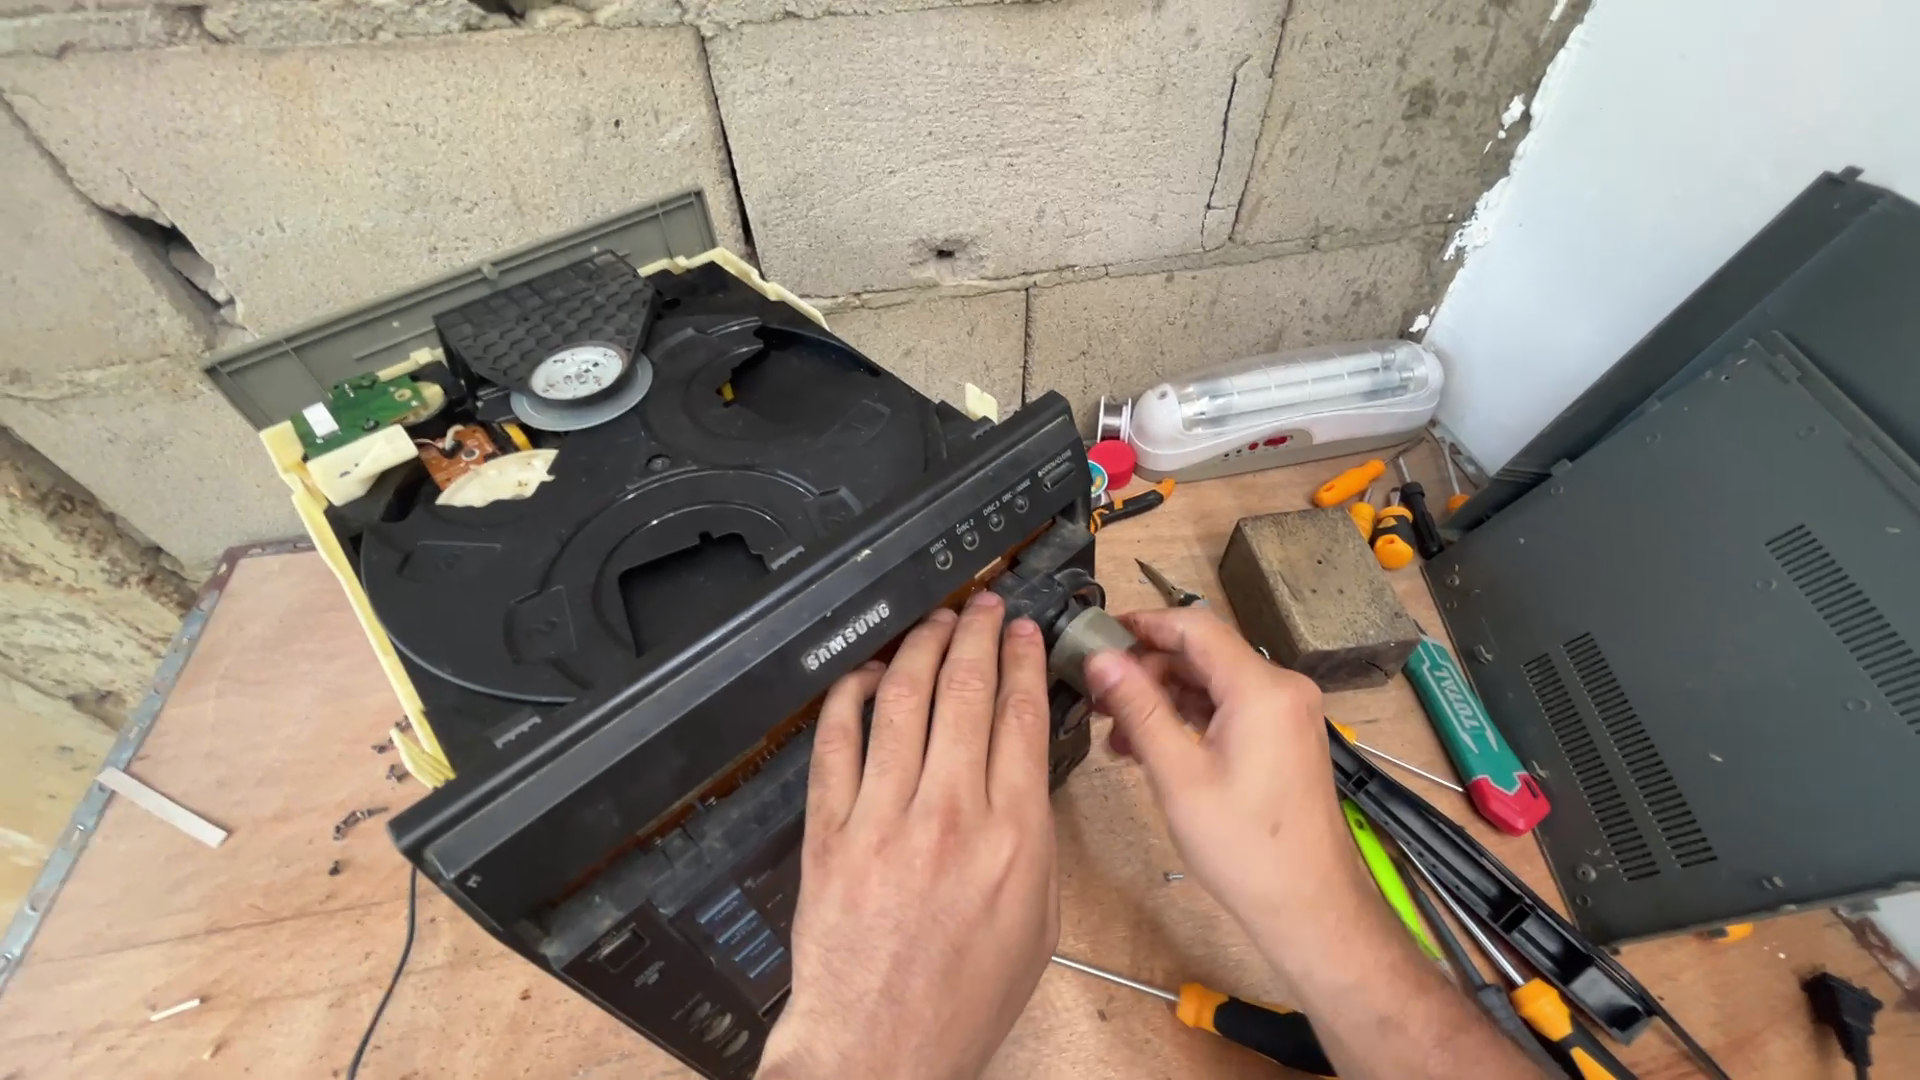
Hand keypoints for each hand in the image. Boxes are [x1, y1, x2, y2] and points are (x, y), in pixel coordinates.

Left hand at [759, 591, 1057, 1079]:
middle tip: (983, 606)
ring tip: (936, 620)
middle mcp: (950, 813)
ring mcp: (884, 817)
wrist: (881, 1048)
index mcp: (1012, 835)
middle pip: (966, 691)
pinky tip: (867, 673)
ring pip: (904, 702)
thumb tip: (1022, 764)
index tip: (1023, 633)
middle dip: (977, 634)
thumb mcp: (1039, 920)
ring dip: (922, 647)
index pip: (1020, 716)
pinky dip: (850, 696)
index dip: (1022, 661)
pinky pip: (836, 742)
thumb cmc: (964, 994)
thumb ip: (1036, 835)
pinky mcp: (831, 830)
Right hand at [1083, 608, 1367, 965]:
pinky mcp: (1281, 735)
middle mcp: (1280, 688)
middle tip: (1099, 696)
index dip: (1142, 624)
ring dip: (1161, 697)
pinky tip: (1149, 744)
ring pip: (1209, 681)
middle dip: (1145, 669)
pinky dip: (1186, 717)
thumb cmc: (1244, 846)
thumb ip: (1138, 707)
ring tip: (1116, 729)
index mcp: (1261, 688)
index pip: (1193, 626)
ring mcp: (1284, 712)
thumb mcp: (1178, 773)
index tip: (1098, 636)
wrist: (1311, 909)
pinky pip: (1225, 707)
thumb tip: (1100, 658)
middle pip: (1200, 653)